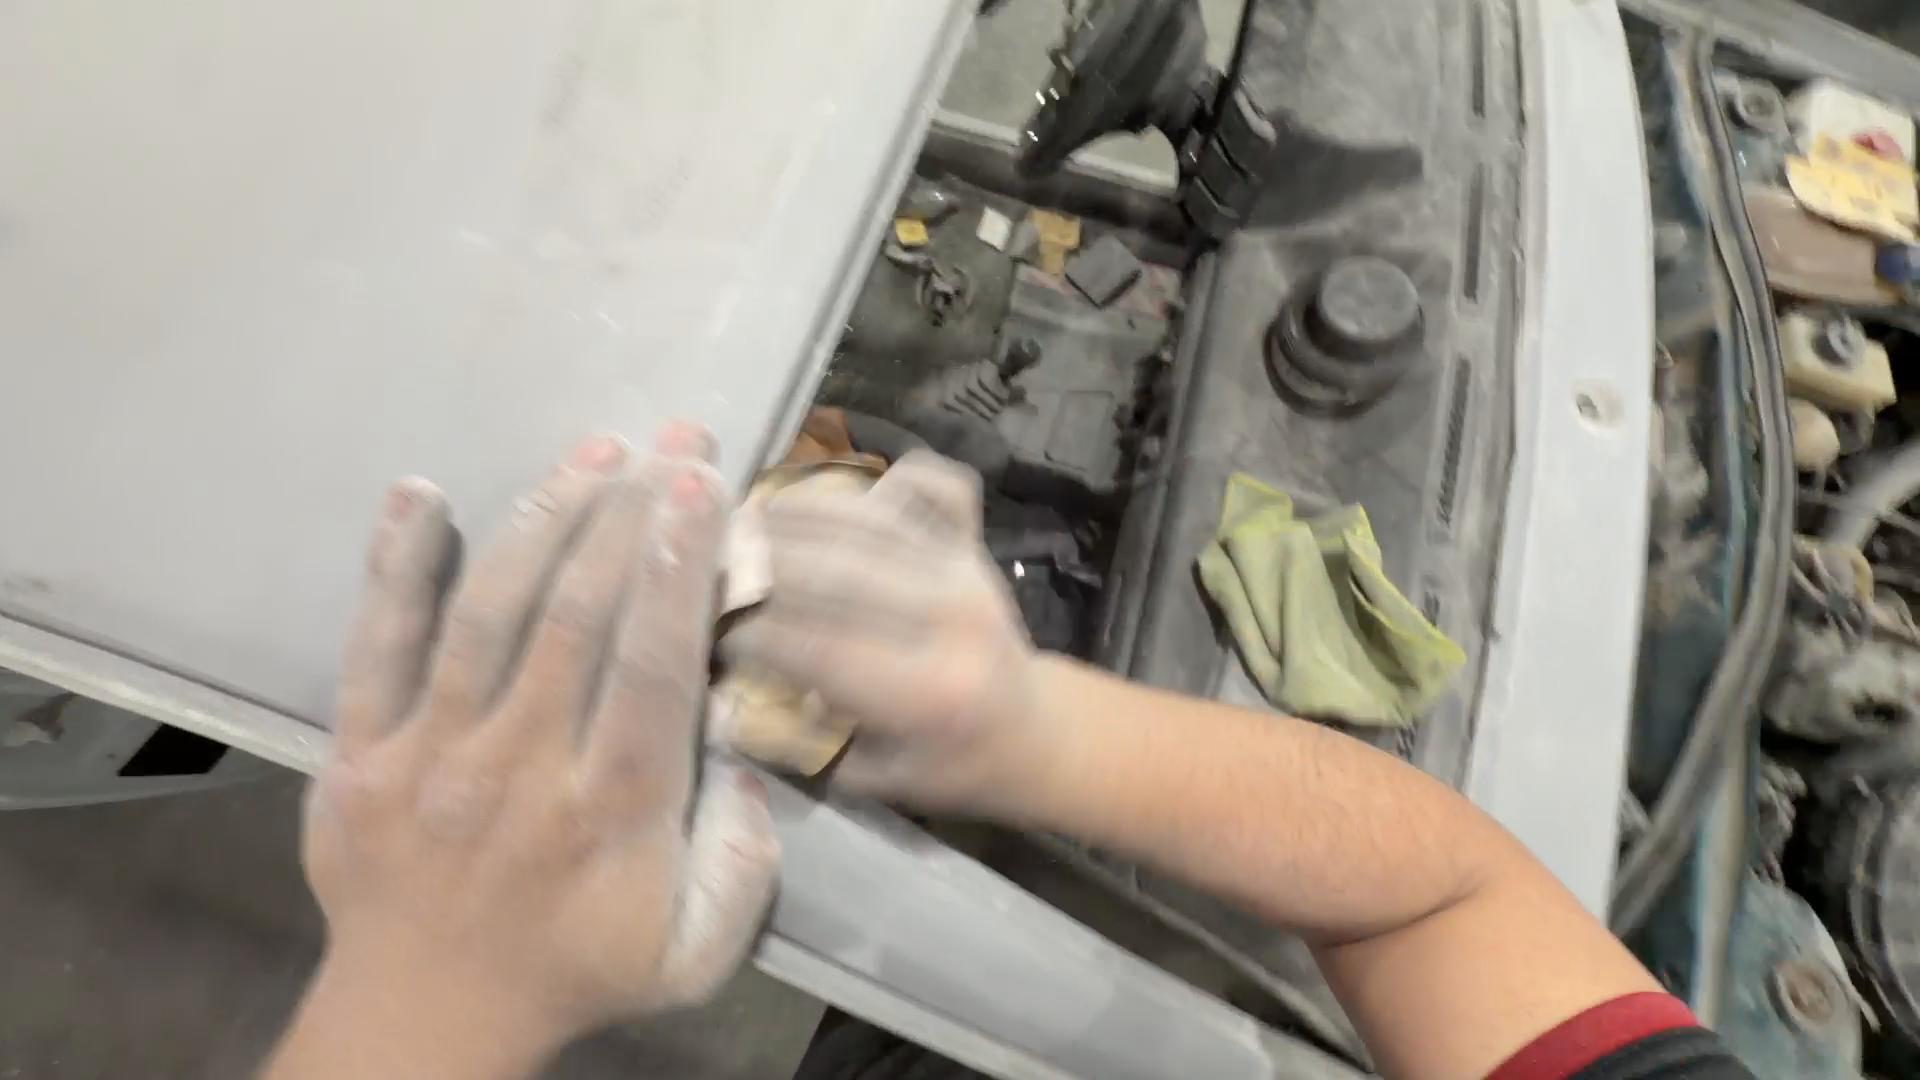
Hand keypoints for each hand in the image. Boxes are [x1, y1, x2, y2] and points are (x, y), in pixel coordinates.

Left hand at [290, 427, 778, 1071]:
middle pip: (576, 618)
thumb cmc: (582, 969)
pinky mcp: (358, 750)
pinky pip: (375, 646)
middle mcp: (518, 764)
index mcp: (609, 808)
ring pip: (489, 613)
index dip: (678, 571)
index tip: (702, 490)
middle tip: (669, 444)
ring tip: (594, 451)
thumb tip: (745, 760)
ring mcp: (428, 752)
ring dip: (545, 519)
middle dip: (631, 516)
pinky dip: (394, 565)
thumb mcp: (698, 950)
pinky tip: (418, 490)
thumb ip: (741, 862)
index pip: (650, 666)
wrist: (423, 1022)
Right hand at [720, 452, 1045, 815]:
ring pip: (871, 519)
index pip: (820, 647)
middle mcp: (954, 615)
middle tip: (707, 559)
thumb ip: (798, 740)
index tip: (701, 621)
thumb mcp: (871, 777)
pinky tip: (843, 492)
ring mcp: (969, 568)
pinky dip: (889, 477)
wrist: (1030, 729)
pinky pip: (935, 486)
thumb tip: (717, 697)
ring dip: (800, 513)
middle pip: (838, 570)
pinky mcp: (977, 543)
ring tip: (744, 518)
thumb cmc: (946, 763)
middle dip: (762, 562)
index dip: (752, 631)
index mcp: (930, 690)